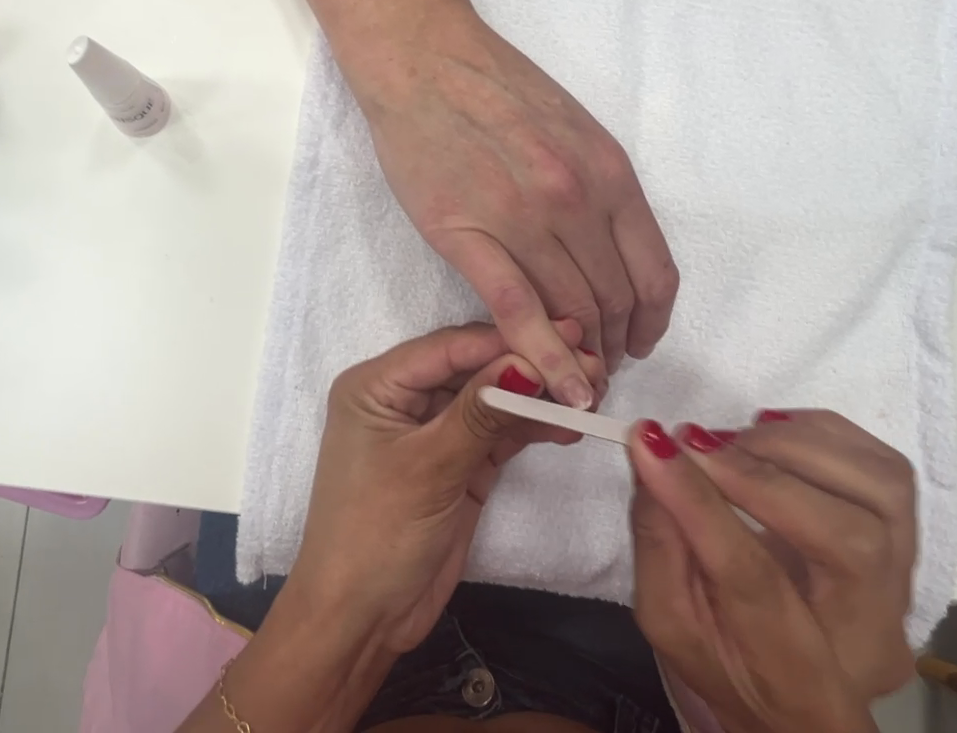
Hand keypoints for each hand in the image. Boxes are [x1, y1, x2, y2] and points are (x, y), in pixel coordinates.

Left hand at [284, 322, 593, 654]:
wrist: (363, 619)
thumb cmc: (377, 534)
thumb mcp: (428, 468)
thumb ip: (479, 413)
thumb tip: (529, 361)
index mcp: (377, 385)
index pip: (448, 348)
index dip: (504, 340)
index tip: (564, 336)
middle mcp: (403, 397)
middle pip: (473, 368)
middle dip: (528, 365)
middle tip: (590, 360)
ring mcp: (433, 430)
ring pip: (491, 399)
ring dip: (537, 396)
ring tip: (593, 391)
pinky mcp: (458, 462)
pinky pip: (498, 433)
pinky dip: (530, 427)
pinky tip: (569, 423)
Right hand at [349, 17, 677, 407]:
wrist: (422, 63)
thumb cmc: (495, 87)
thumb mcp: (572, 128)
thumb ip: (598, 189)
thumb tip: (604, 254)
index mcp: (610, 172)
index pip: (654, 273)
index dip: (652, 323)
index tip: (640, 344)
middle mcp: (578, 200)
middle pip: (614, 302)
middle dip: (614, 348)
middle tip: (599, 369)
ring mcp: (522, 219)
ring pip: (571, 313)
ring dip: (580, 357)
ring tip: (573, 381)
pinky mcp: (466, 235)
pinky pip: (516, 311)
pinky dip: (540, 358)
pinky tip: (550, 388)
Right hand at [626, 411, 919, 732]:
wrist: (797, 690)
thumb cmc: (723, 652)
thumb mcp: (667, 616)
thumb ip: (656, 540)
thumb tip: (652, 454)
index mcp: (797, 672)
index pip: (756, 580)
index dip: (702, 505)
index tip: (655, 446)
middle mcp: (871, 633)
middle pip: (849, 542)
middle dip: (762, 476)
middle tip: (695, 446)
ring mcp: (902, 585)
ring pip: (883, 493)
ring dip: (796, 447)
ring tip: (730, 442)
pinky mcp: (909, 540)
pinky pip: (886, 467)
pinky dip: (823, 432)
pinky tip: (767, 433)